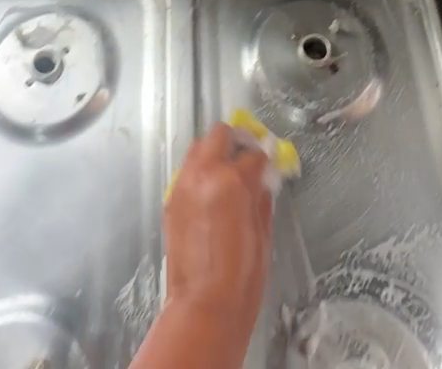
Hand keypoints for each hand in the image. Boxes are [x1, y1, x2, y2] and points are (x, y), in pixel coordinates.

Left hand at [165, 123, 274, 324]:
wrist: (203, 305)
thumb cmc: (241, 276)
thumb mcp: (262, 233)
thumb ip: (261, 197)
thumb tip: (263, 180)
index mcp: (230, 181)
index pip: (253, 154)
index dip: (266, 158)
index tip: (270, 163)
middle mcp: (202, 175)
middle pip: (219, 134)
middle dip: (237, 140)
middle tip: (250, 154)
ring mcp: (182, 186)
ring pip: (198, 148)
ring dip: (216, 152)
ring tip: (230, 171)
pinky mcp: (171, 201)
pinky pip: (187, 172)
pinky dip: (201, 172)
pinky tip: (213, 192)